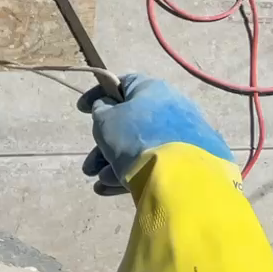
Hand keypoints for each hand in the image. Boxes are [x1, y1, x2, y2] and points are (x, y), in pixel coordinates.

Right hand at [78, 74, 234, 195]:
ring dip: (114, 161)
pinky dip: (133, 170)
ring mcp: (184, 134)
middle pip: (129, 122)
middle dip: (103, 143)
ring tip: (101, 181)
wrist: (178, 175)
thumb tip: (108, 107)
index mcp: (153, 89)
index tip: (82, 109)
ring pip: (139, 144)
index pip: (122, 83)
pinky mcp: (190, 158)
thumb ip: (101, 109)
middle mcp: (172, 107)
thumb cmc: (134, 137)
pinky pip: (155, 159)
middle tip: (89, 163)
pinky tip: (114, 187)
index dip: (98, 94)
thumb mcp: (104, 119)